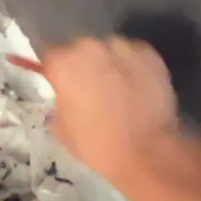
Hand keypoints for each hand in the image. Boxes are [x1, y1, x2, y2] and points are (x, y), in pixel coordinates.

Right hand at [20, 36, 179, 185]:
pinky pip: (134, 55)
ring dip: (109, 64)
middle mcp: (90, 47)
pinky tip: (136, 87)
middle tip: (88, 88)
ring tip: (116, 88)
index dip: (54, 70)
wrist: (146, 152)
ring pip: (109, 50)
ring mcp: (123, 48)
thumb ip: (58, 104)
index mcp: (63, 63)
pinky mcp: (150, 54)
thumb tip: (65, 99)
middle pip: (80, 49)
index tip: (58, 83)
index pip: (50, 56)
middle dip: (82, 65)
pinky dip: (133, 67)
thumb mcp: (61, 129)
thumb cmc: (96, 144)